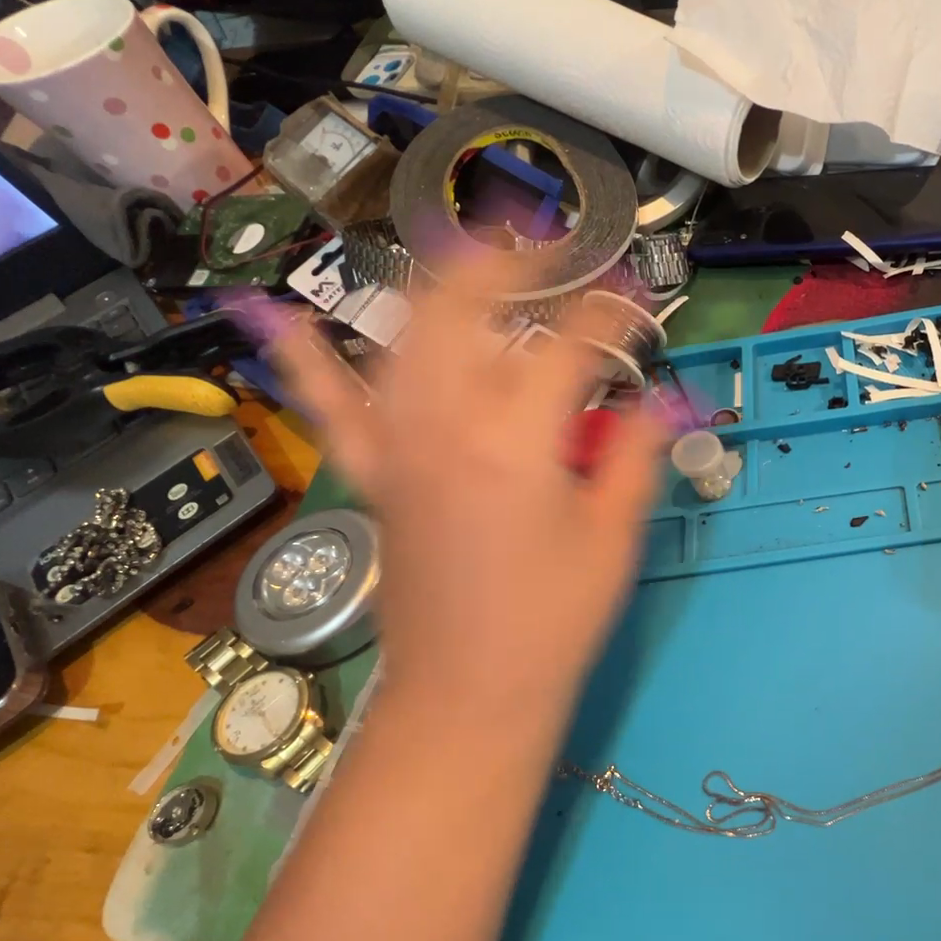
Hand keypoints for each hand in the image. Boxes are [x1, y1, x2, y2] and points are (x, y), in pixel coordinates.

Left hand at [239, 257, 669, 712]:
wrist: (471, 690)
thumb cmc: (555, 619)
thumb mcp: (614, 536)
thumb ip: (637, 455)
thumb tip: (665, 402)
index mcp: (516, 441)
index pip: (571, 346)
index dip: (613, 314)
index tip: (642, 300)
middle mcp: (444, 423)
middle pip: (466, 308)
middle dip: (510, 262)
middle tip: (551, 250)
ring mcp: (397, 445)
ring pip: (405, 337)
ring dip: (439, 286)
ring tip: (473, 255)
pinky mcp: (374, 474)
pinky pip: (331, 405)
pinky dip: (306, 357)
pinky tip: (275, 313)